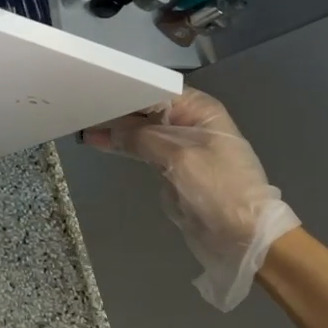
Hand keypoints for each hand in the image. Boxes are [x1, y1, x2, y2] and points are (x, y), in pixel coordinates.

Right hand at [82, 88, 299, 310]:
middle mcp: (190, 123)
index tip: (97, 87)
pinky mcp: (173, 169)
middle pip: (147, 110)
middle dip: (117, 110)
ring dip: (116, 129)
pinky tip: (100, 142)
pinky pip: (143, 151)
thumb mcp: (178, 156)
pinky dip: (123, 147)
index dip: (127, 89)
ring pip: (142, 131)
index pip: (156, 90)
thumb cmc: (218, 188)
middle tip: (82, 107)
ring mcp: (181, 147)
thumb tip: (108, 129)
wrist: (245, 239)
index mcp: (199, 110)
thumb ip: (140, 137)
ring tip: (84, 125)